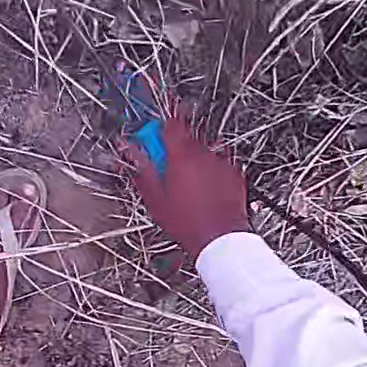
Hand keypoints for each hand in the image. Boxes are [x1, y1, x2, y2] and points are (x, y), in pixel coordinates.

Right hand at [125, 115, 252, 259]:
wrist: (221, 240)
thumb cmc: (188, 224)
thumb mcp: (156, 200)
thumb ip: (142, 171)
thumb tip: (131, 155)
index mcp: (181, 157)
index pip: (171, 126)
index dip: (161, 128)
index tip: (155, 137)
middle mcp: (203, 155)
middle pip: (187, 138)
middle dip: (176, 149)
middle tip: (167, 168)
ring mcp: (222, 163)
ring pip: (204, 152)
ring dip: (194, 161)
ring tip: (188, 186)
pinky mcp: (234, 174)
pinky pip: (219, 165)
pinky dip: (211, 172)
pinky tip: (205, 191)